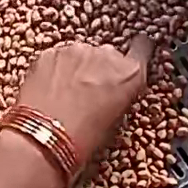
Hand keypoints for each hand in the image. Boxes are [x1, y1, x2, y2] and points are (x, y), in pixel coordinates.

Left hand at [8, 35, 151, 175]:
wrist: (44, 138)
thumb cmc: (82, 140)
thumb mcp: (115, 123)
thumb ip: (119, 96)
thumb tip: (113, 92)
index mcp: (130, 73)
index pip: (142, 48)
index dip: (136, 53)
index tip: (129, 60)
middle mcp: (106, 54)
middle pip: (107, 54)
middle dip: (100, 68)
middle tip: (88, 92)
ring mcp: (76, 50)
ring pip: (80, 54)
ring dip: (76, 68)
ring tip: (65, 94)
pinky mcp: (49, 52)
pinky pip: (57, 57)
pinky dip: (55, 69)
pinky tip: (49, 90)